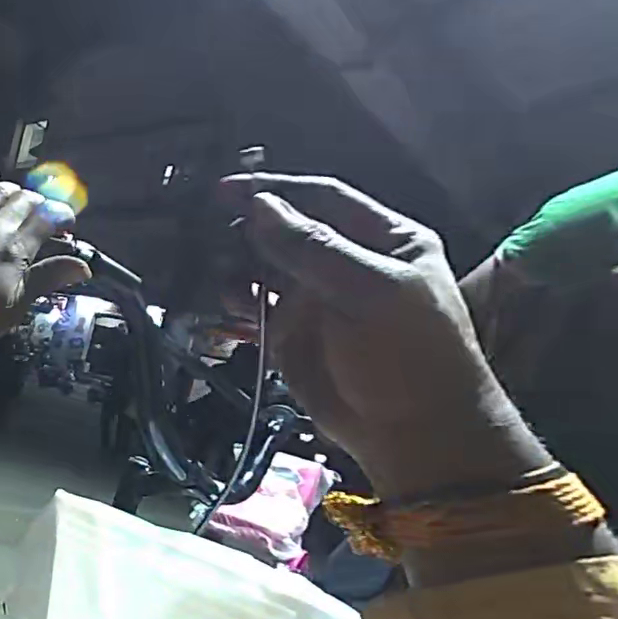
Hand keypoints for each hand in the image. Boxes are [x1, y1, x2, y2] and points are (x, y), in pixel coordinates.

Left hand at [0, 174, 89, 355]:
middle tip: (43, 214)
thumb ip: (47, 279)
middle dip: (40, 202)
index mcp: (16, 248)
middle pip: (23, 200)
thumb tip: (82, 265)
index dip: (63, 216)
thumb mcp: (16, 305)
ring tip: (19, 195)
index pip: (49, 217)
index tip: (68, 224)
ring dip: (12, 189)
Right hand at [220, 174, 549, 499]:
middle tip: (208, 230)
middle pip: (284, 228)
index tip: (225, 190)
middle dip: (246, 226)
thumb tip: (258, 205)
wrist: (409, 428)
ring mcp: (313, 294)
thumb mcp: (369, 291)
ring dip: (235, 262)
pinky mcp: (287, 326)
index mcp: (382, 239)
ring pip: (261, 264)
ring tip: (213, 267)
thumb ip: (311, 247)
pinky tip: (225, 298)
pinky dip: (233, 296)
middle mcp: (343, 261)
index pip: (322, 198)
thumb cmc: (407, 354)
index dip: (274, 189)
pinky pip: (251, 301)